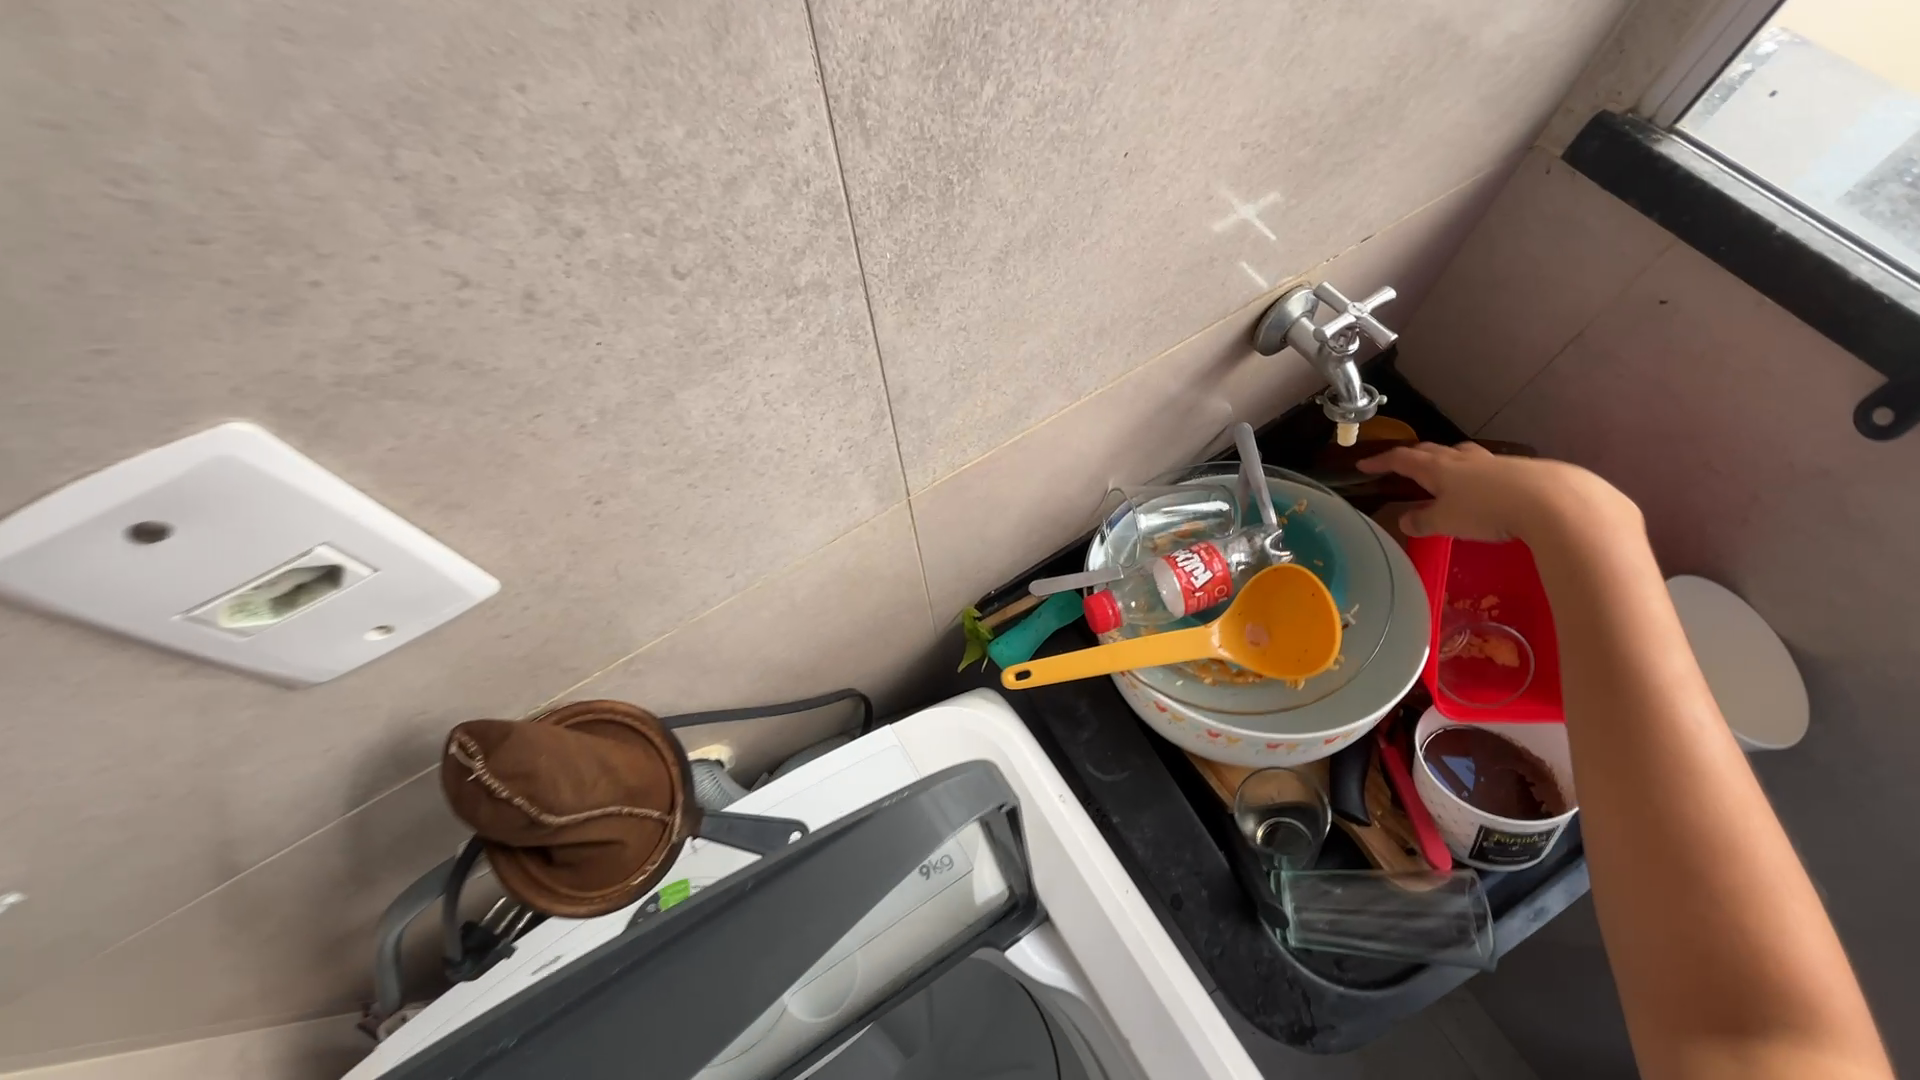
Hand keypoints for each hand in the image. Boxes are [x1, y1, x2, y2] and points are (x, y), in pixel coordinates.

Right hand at [1355, 442, 1639, 543]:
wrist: (1551, 500)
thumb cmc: (1486, 509)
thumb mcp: (1445, 522)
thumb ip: (1423, 521)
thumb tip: (1406, 521)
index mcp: (1437, 467)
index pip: (1401, 459)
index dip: (1381, 462)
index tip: (1363, 465)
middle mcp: (1462, 459)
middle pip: (1432, 451)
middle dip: (1414, 457)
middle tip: (1403, 465)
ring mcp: (1493, 462)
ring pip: (1462, 456)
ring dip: (1448, 462)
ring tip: (1444, 473)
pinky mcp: (1519, 471)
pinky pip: (1488, 469)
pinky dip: (1476, 476)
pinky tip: (1483, 489)